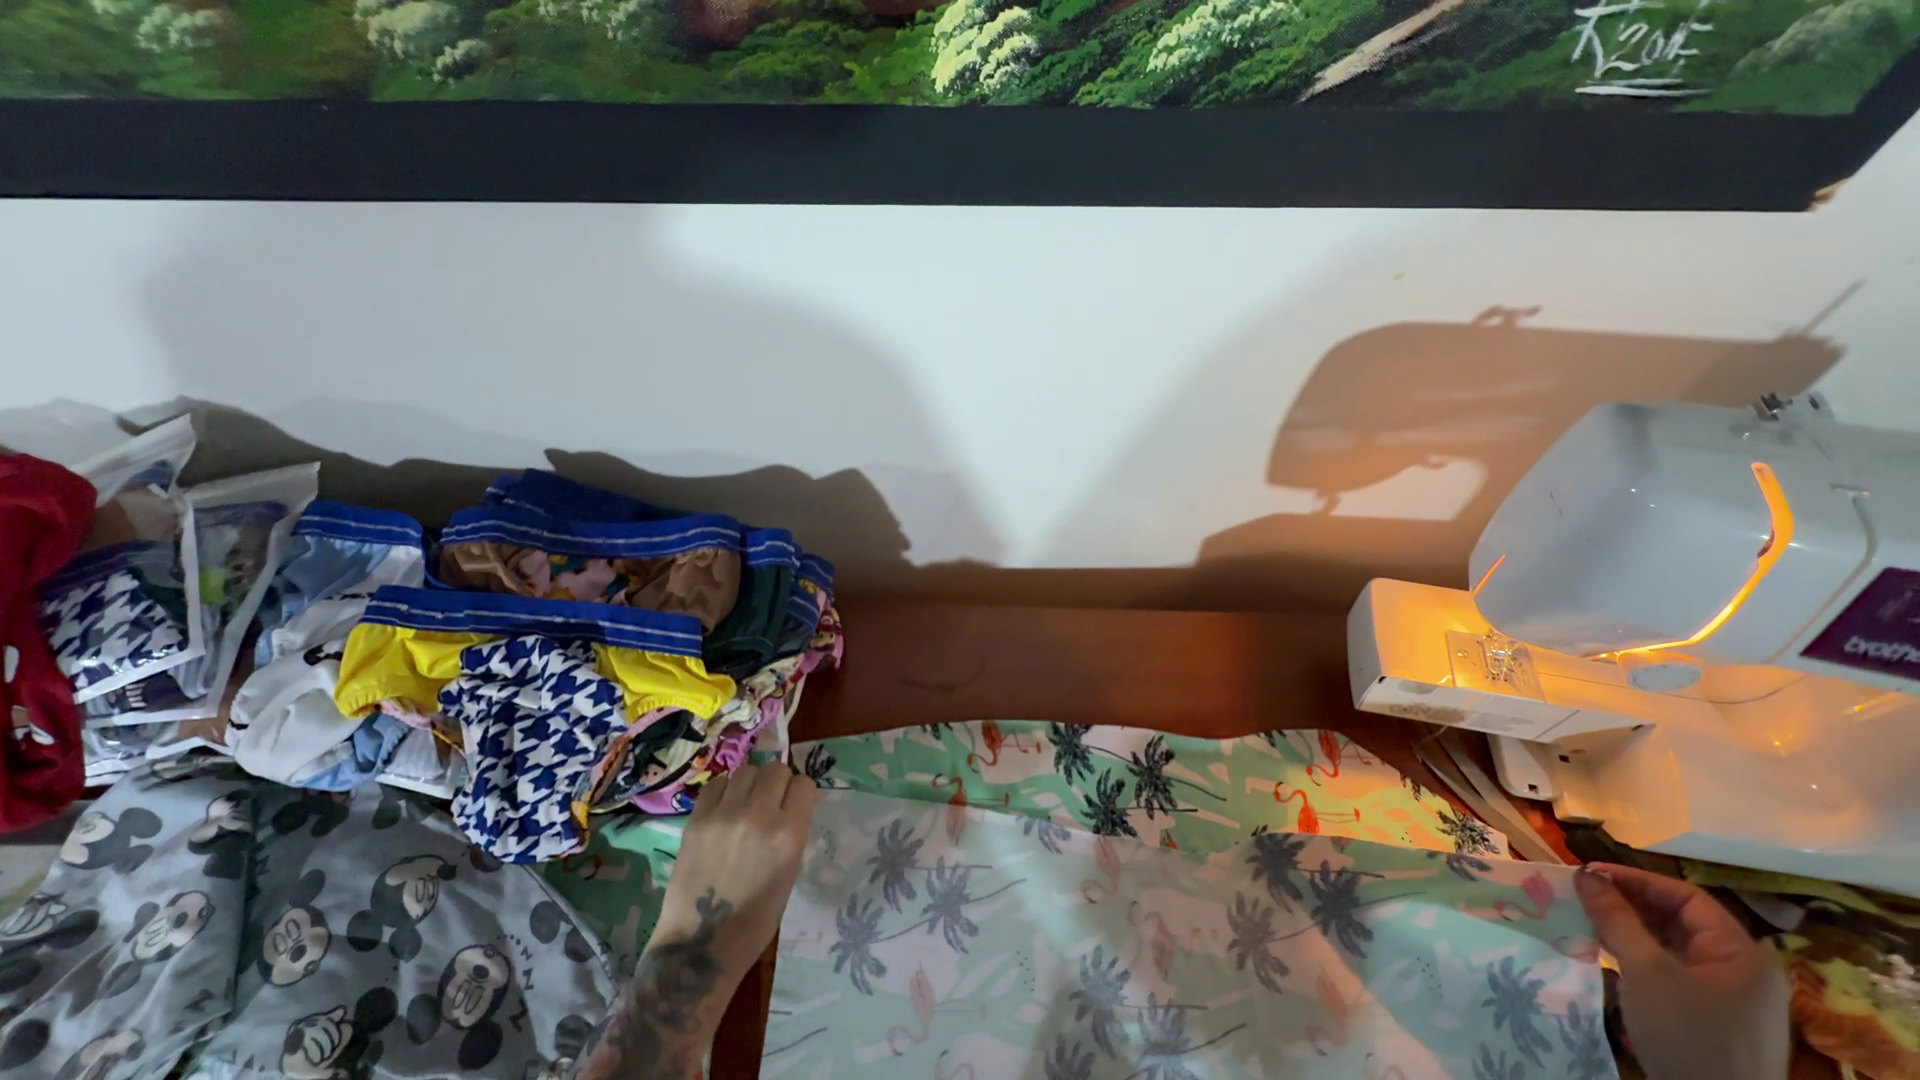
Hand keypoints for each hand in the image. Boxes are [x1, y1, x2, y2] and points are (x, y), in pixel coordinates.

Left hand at [572, 764, 821, 1079]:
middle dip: (779, 782)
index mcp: (788, 834)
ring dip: (752, 783)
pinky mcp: (696, 819)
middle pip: (776, 769)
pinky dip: (725, 790)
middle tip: (772, 802)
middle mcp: (758, 815)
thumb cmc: (755, 919)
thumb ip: (793, 834)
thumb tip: (791, 806)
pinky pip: (716, 784)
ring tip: (747, 803)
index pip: (804, 785)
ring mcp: (724, 815)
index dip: (802, 794)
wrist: (701, 944)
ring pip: (746, 770)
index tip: (797, 805)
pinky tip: (725, 808)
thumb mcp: (789, 873)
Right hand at [1575, 863, 1788, 1079]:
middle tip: (1582, 895)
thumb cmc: (1688, 1034)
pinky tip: (1609, 954)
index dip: (1636, 879)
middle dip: (1629, 903)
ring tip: (1587, 920)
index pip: (1686, 896)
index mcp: (1741, 952)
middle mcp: (1742, 968)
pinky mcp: (1712, 1015)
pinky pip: (1674, 970)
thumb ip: (1616, 918)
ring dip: (1631, 928)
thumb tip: (1585, 874)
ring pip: (1674, 945)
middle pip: (1681, 919)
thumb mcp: (1645, 971)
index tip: (1589, 874)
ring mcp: (1730, 995)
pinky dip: (1641, 955)